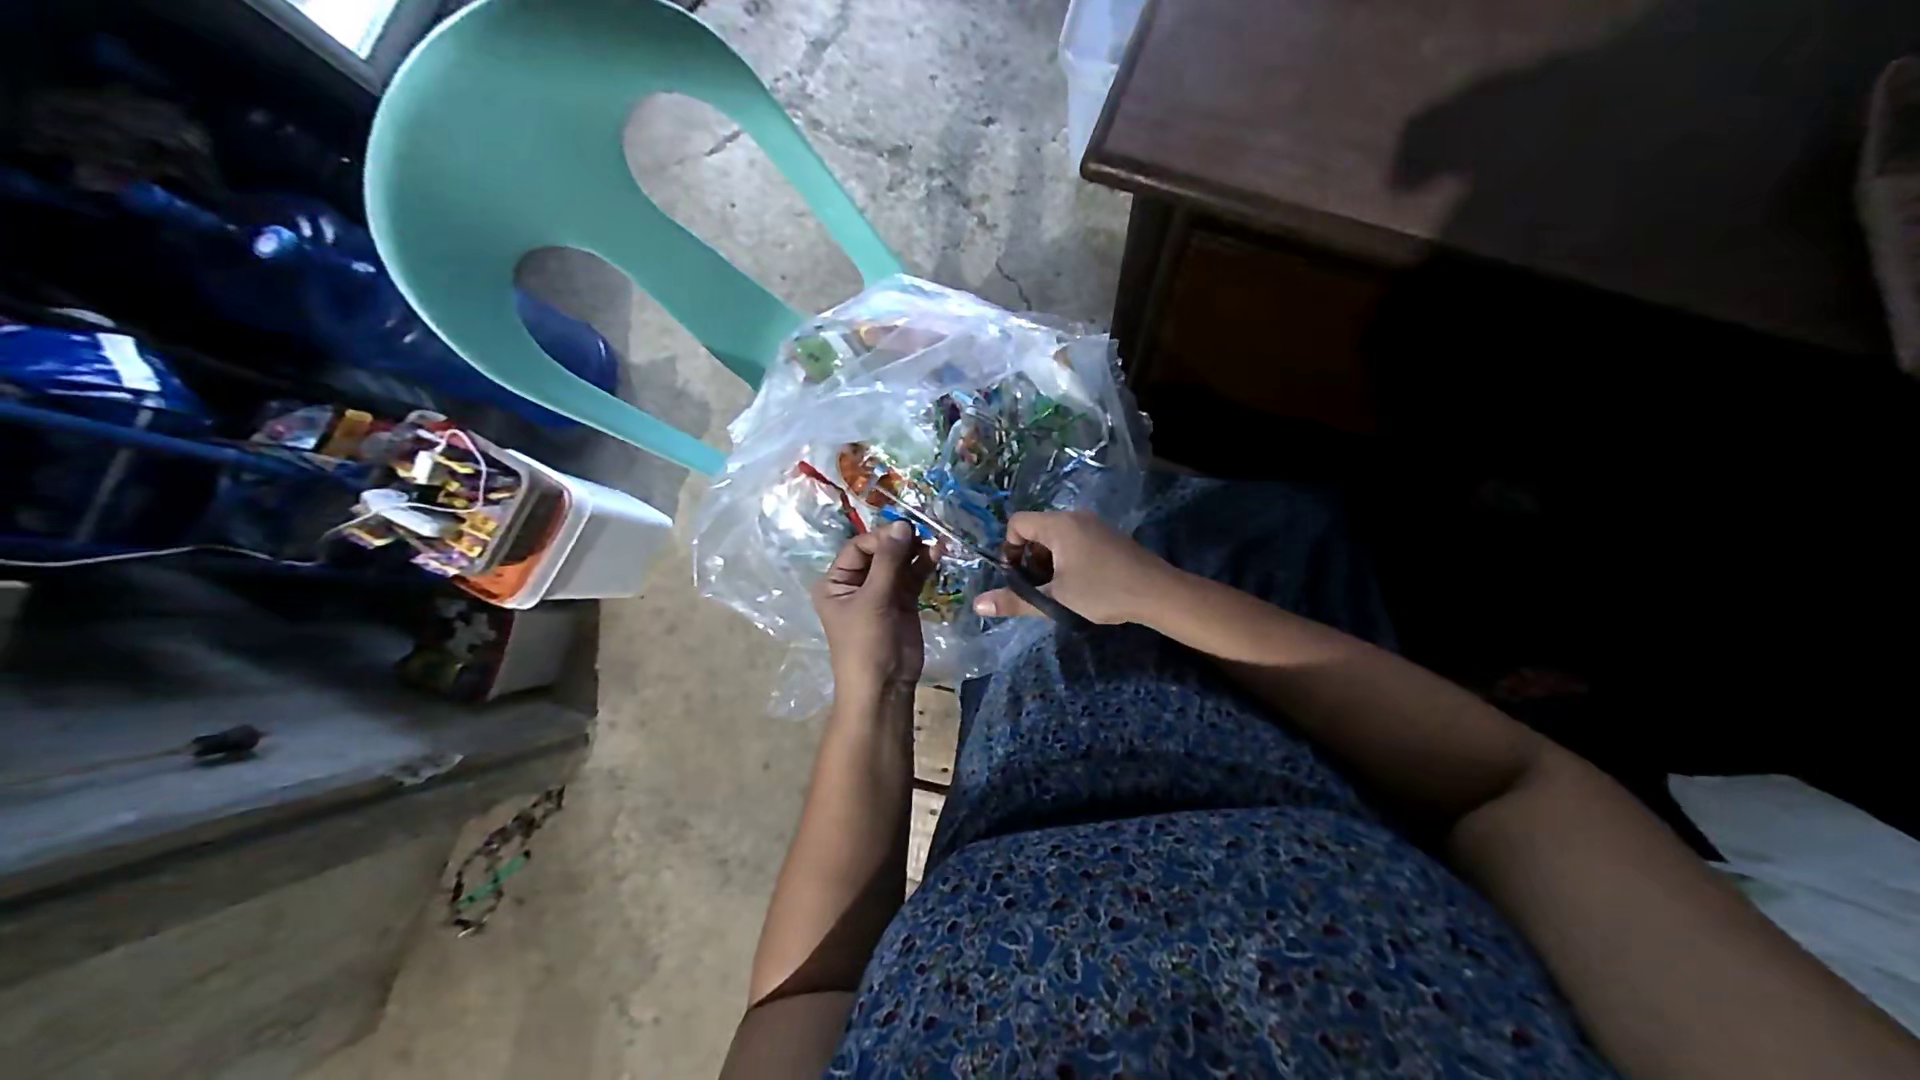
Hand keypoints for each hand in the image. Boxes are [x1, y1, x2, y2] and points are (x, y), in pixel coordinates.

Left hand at [813, 521, 934, 695]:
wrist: (884, 687)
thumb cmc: (866, 644)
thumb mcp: (873, 600)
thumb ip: (888, 561)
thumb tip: (902, 524)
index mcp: (836, 582)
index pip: (858, 547)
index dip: (881, 538)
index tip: (906, 530)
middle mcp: (856, 584)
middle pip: (880, 552)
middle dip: (901, 542)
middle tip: (924, 533)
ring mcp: (881, 593)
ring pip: (899, 564)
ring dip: (915, 552)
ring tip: (935, 541)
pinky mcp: (902, 602)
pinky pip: (912, 577)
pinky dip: (923, 566)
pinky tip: (937, 554)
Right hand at [972, 511, 1178, 625]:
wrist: (1158, 592)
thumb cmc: (1102, 591)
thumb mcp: (1055, 599)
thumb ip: (1016, 601)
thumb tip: (978, 604)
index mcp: (1059, 525)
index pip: (1017, 523)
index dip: (1009, 548)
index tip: (1016, 576)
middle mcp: (1075, 517)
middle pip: (1037, 529)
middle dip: (1029, 558)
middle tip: (1036, 587)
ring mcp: (1095, 525)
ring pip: (1057, 537)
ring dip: (1048, 561)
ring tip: (1057, 589)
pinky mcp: (1109, 537)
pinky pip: (1075, 540)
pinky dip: (1067, 558)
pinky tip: (1079, 584)